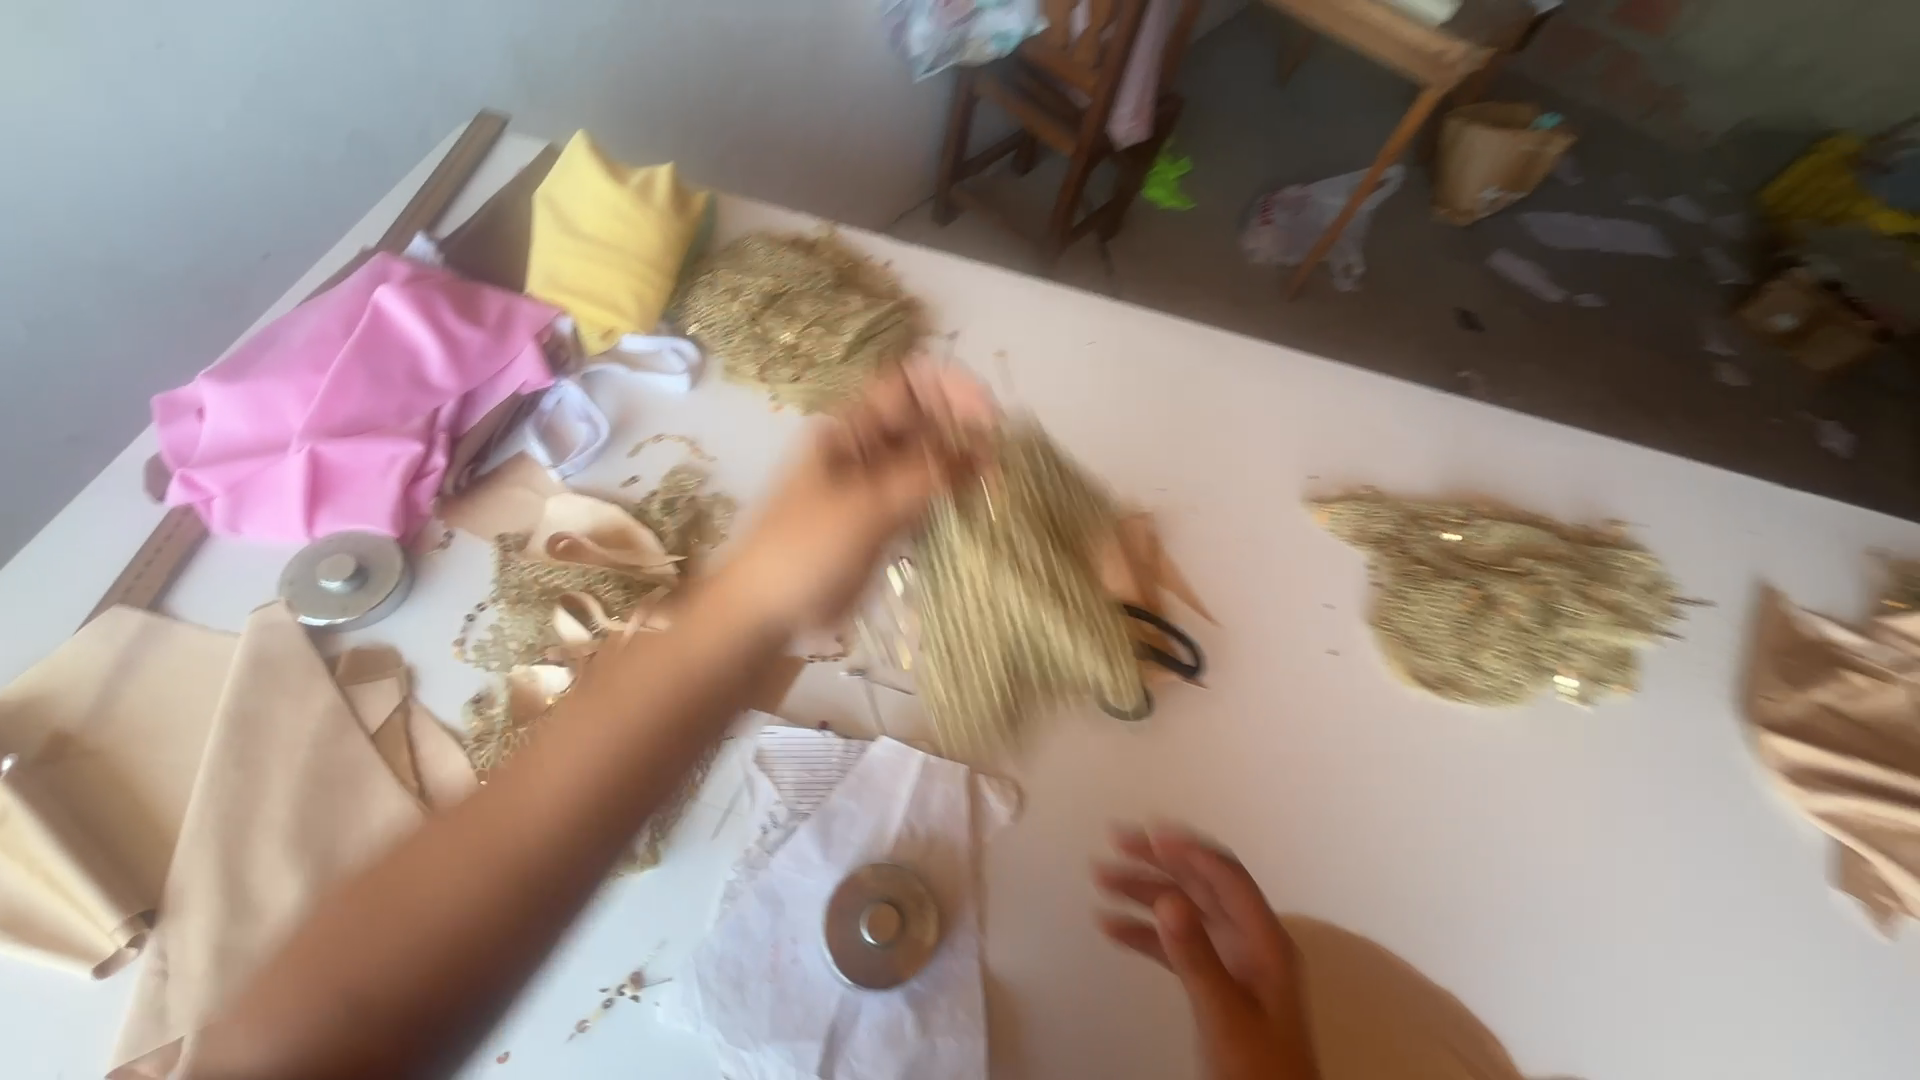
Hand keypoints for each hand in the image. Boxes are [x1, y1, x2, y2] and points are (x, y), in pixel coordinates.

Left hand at [718, 361, 995, 634]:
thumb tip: (983, 449)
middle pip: (926, 420)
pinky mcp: (887, 522)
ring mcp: (879, 486)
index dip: (949, 387)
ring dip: (965, 465)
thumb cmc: (803, 549)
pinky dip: (954, 497)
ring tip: (998, 484)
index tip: (987, 415)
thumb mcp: (865, 506)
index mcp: (851, 429)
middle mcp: (868, 448)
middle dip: (965, 428)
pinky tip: (978, 506)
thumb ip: (925, 475)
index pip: (908, 384)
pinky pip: (928, 497)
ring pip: (932, 460)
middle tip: (1002, 458)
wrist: (765, 612)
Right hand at [1095, 825, 1319, 1079]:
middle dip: (1157, 861)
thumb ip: (1196, 955)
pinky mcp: (1215, 982)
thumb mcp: (1225, 1012)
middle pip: (1200, 885)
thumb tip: (1166, 898)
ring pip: (1184, 911)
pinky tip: (1112, 927)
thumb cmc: (1257, 1067)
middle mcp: (1250, 941)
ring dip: (1143, 893)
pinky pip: (1176, 944)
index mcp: (1265, 940)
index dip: (1188, 849)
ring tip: (1101, 879)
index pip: (1226, 876)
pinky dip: (1145, 933)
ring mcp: (1233, 961)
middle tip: (1115, 840)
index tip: (1148, 832)